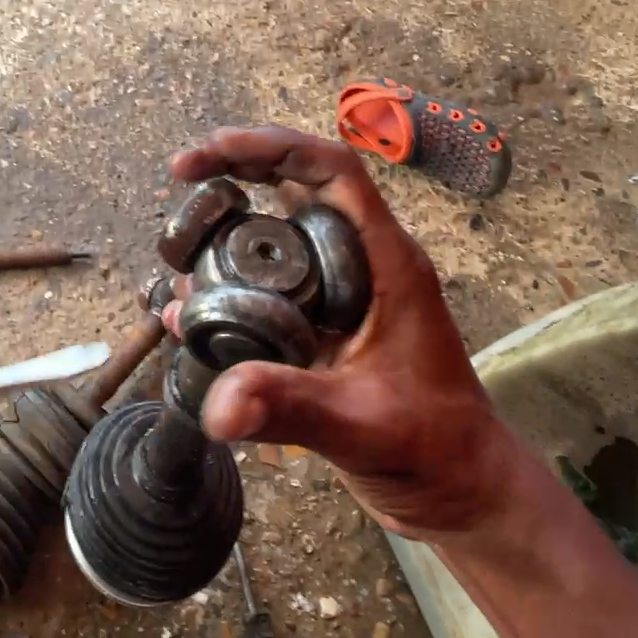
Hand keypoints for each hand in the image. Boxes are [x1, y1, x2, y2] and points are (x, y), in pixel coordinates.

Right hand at [162, 125, 520, 538]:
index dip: (271, 146)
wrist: (457, 491)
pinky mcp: (317, 319)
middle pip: (295, 185)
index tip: (211, 151)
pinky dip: (223, 282)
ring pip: (274, 230)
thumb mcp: (361, 425)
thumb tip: (218, 407)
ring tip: (180, 257)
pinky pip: (264, 279)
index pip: (332, 171)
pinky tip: (189, 311)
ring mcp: (337, 290)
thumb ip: (291, 408)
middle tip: (181, 176)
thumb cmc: (434, 450)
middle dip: (235, 170)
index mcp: (384, 262)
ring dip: (222, 232)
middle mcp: (359, 261)